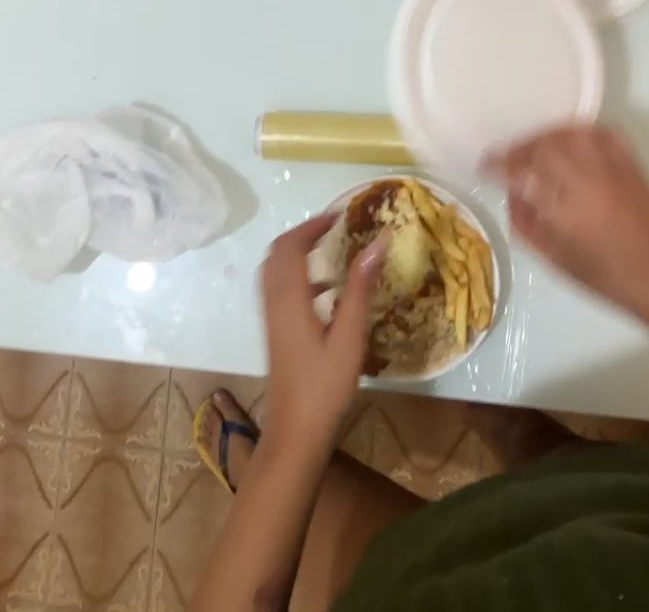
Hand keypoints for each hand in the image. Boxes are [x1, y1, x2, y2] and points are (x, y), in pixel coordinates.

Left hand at [258, 214, 383, 450]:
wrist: (295, 433)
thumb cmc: (324, 387)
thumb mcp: (349, 337)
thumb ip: (360, 289)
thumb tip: (377, 244)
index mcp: (288, 297)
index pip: (292, 245)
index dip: (313, 225)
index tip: (341, 215)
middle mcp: (273, 301)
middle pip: (277, 252)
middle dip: (303, 234)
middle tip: (335, 229)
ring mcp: (271, 317)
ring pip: (274, 270)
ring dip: (298, 253)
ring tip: (331, 251)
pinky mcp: (275, 332)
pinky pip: (278, 288)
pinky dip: (298, 276)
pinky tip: (326, 292)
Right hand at [486, 125, 648, 322]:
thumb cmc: (607, 279)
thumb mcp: (555, 260)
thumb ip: (526, 224)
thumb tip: (512, 195)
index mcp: (566, 211)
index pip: (521, 173)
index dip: (497, 166)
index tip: (485, 167)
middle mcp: (588, 182)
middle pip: (543, 147)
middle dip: (518, 149)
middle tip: (505, 160)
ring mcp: (613, 169)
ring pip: (569, 134)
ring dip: (544, 137)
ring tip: (532, 149)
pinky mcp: (632, 165)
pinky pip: (600, 133)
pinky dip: (578, 131)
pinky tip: (568, 141)